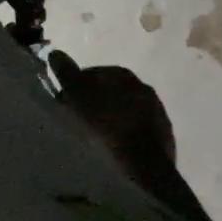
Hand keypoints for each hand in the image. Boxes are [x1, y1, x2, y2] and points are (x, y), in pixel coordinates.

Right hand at [58, 64, 176, 174]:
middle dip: (95, 102)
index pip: (94, 72)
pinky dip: (125, 135)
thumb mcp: (76, 96)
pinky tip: (114, 149)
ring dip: (111, 119)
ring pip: (126, 112)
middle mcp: (144, 89)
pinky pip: (137, 131)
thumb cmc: (104, 126)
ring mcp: (158, 115)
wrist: (143, 168)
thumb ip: (65, 73)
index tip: (65, 101)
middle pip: (111, 92)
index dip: (76, 86)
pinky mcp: (165, 139)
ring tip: (94, 136)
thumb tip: (56, 52)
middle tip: (77, 118)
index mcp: (123, 75)